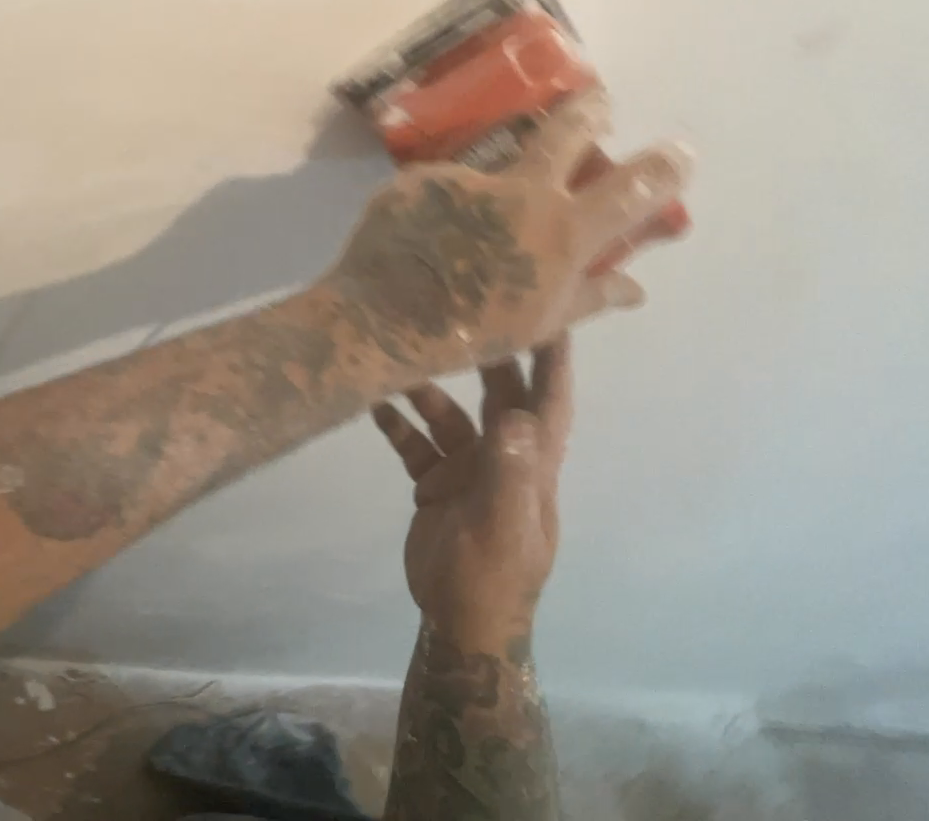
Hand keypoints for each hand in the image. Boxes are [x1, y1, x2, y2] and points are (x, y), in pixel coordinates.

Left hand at [324, 91, 688, 379]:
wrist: (378, 322)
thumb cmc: (467, 334)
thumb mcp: (539, 323)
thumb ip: (591, 296)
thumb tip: (636, 286)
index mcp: (561, 231)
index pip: (633, 186)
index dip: (663, 166)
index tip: (678, 152)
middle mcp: (517, 192)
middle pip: (566, 129)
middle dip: (590, 111)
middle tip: (597, 105)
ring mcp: (462, 181)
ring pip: (490, 168)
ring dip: (491, 187)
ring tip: (463, 229)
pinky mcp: (416, 180)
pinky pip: (440, 189)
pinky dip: (440, 208)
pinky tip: (421, 236)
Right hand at [373, 339, 572, 646]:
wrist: (458, 616)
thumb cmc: (491, 576)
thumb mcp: (501, 527)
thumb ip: (508, 473)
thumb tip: (513, 416)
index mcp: (532, 465)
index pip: (548, 402)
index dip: (553, 359)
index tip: (554, 312)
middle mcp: (502, 458)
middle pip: (497, 397)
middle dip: (483, 357)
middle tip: (457, 315)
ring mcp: (466, 469)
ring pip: (447, 415)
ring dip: (425, 391)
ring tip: (395, 362)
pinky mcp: (435, 482)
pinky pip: (415, 443)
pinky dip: (398, 425)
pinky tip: (374, 405)